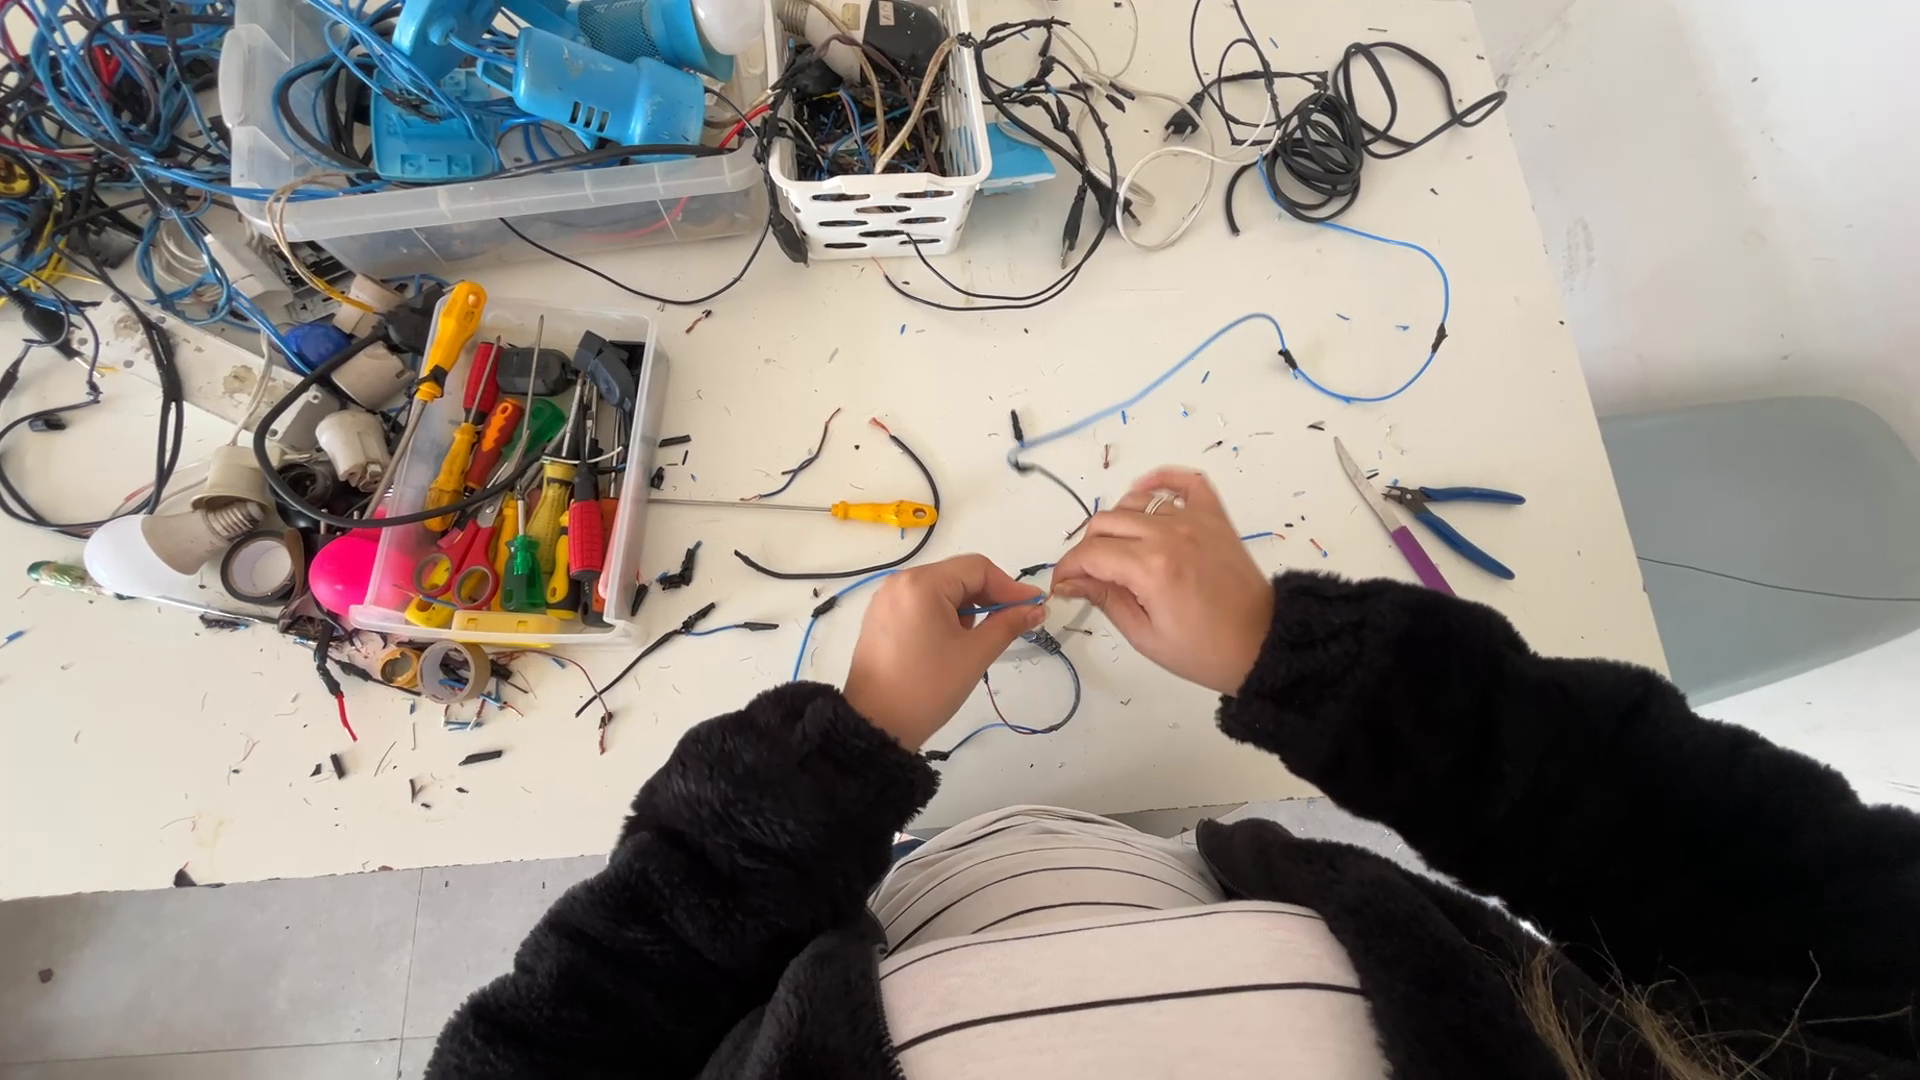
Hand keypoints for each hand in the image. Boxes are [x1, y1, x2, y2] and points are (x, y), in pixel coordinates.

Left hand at [844, 554, 1047, 748]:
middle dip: (987, 598)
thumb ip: (1008, 624)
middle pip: (957, 575)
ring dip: (965, 609)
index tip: (1032, 607)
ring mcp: (887, 599)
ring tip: (970, 643)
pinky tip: (948, 644)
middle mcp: (900, 581)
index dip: (1009, 586)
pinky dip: (942, 616)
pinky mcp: (881, 617)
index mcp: (922, 583)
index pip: (977, 568)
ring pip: (940, 590)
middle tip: (1009, 625)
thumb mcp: (975, 654)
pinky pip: (921, 603)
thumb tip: (1035, 608)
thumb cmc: (928, 687)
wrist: (876, 724)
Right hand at [1051, 467, 1273, 693]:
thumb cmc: (1202, 650)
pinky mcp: (1214, 516)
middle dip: (1087, 548)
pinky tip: (1144, 492)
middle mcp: (1168, 534)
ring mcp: (1193, 520)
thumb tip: (1067, 583)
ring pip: (1134, 502)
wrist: (1263, 644)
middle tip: (1091, 575)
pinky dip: (1161, 480)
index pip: (1090, 553)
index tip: (1063, 585)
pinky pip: (1185, 481)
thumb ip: (1103, 599)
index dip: (1067, 568)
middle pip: (1105, 522)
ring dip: (1117, 522)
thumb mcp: (1144, 635)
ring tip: (1119, 549)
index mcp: (1150, 568)